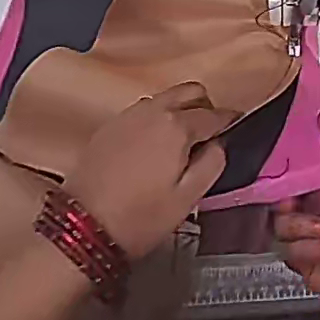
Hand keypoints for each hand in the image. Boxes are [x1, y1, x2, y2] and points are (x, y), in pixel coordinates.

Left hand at [63, 83, 238, 260]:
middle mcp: (153, 110)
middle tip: (209, 134)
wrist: (81, 227)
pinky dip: (157, 118)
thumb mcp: (188, 198)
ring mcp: (128, 114)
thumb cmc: (141, 216)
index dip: (230, 120)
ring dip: (179, 110)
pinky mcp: (109, 125)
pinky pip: (144, 110)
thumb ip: (212, 163)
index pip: (215, 114)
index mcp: (177, 125)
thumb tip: (218, 144)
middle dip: (205, 107)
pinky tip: (153, 147)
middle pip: (190, 91)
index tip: (238, 127)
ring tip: (180, 143)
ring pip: (165, 98)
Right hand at [274, 111, 319, 319]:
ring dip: (302, 226)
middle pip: (281, 193)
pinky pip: (285, 247)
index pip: (299, 166)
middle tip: (298, 200)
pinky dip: (307, 248)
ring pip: (279, 220)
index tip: (283, 159)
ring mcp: (307, 233)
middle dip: (288, 197)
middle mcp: (316, 207)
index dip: (289, 163)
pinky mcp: (301, 257)